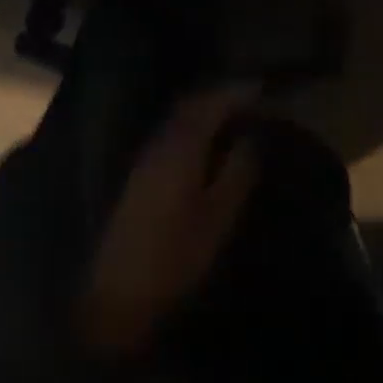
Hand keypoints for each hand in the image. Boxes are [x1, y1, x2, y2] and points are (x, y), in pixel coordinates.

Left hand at [78, 85, 260, 358]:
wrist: (119, 294)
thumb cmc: (176, 258)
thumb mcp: (219, 217)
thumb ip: (238, 172)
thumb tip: (251, 137)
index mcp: (179, 149)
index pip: (208, 105)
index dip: (235, 92)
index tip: (262, 88)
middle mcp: (157, 145)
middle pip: (189, 107)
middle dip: (220, 98)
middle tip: (252, 99)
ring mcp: (143, 160)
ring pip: (177, 122)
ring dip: (205, 113)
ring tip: (236, 118)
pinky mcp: (138, 178)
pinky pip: (170, 137)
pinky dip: (192, 130)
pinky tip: (208, 145)